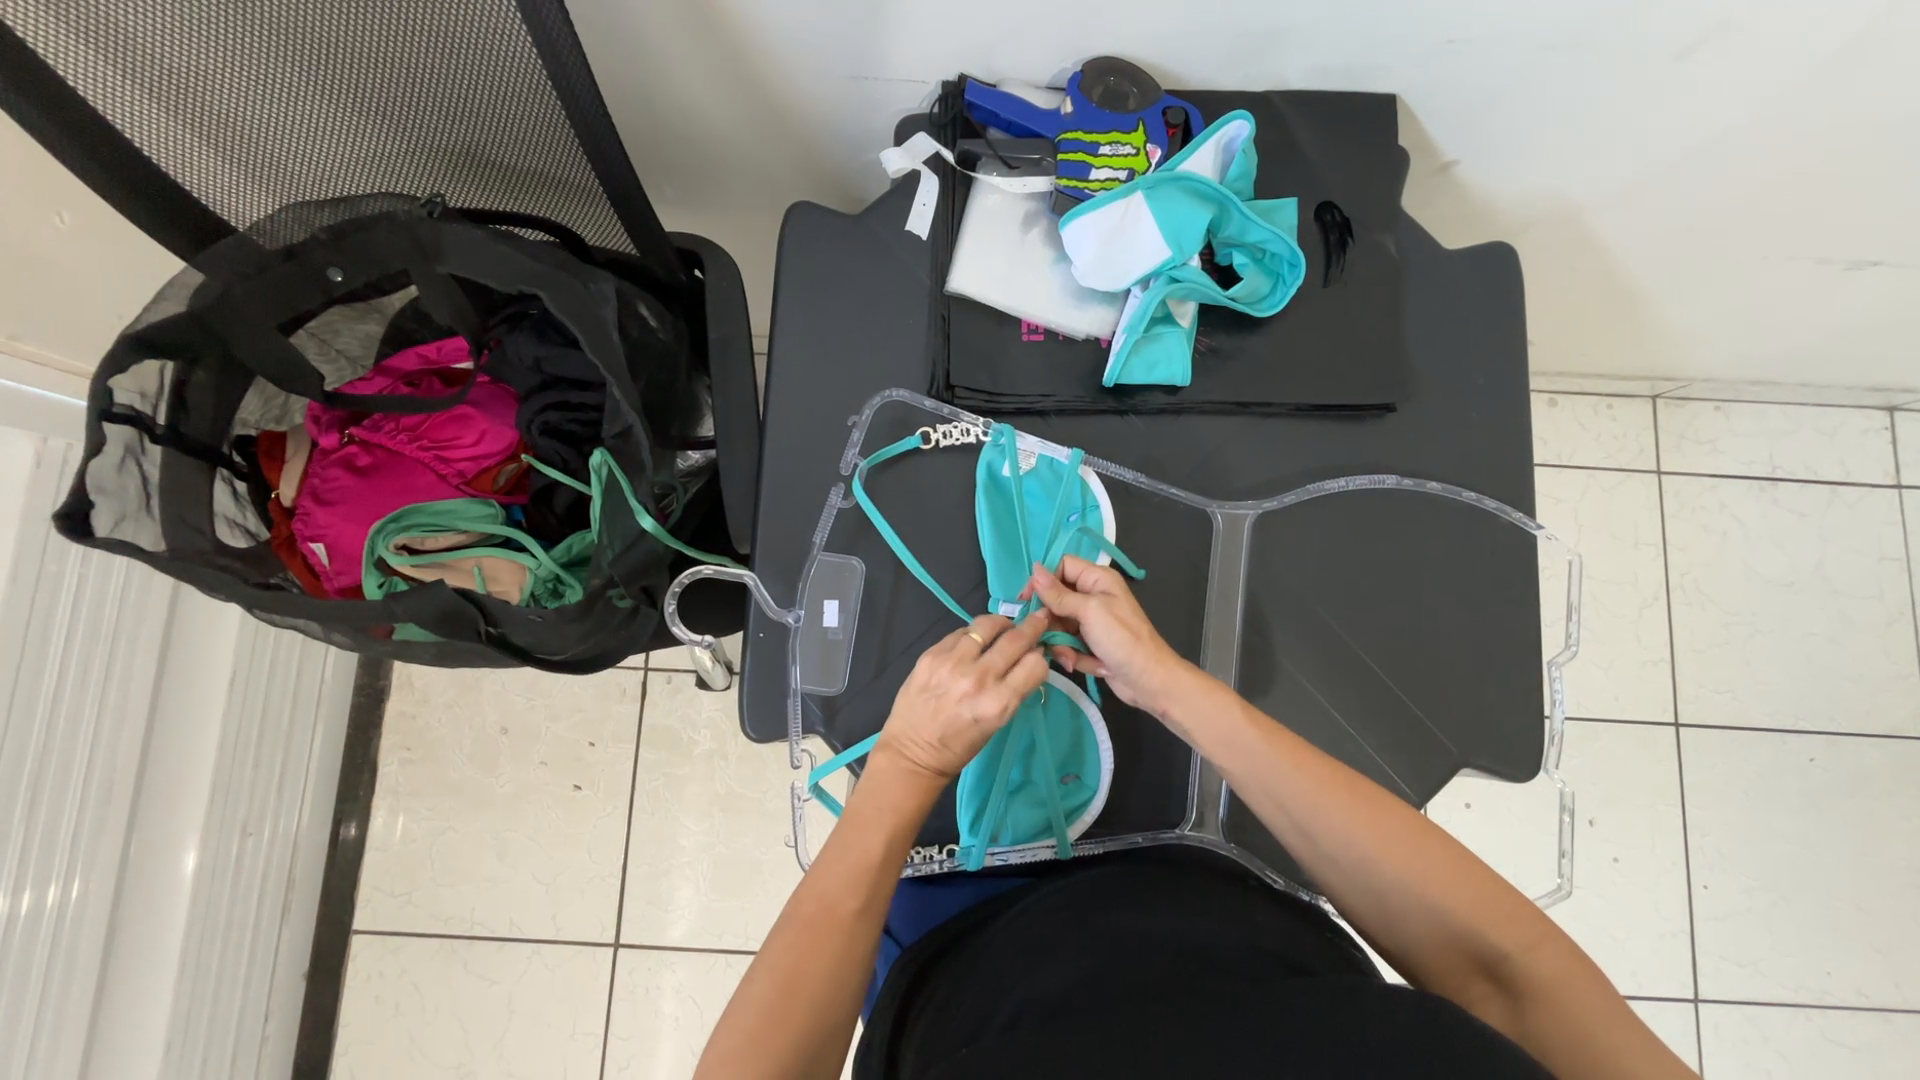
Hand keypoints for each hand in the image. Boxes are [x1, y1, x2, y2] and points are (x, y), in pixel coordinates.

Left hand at [872, 612, 1051, 785]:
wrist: (912, 751)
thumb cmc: (959, 746)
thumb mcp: (997, 723)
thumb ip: (1014, 689)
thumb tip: (1029, 658)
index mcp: (998, 703)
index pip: (1035, 665)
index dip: (1040, 657)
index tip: (1039, 653)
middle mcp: (978, 679)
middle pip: (1015, 639)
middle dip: (1032, 627)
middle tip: (1037, 619)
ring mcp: (952, 663)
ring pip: (987, 625)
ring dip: (1001, 624)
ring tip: (1003, 627)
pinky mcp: (931, 655)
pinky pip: (960, 632)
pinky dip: (972, 633)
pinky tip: (973, 640)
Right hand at [1025, 555, 1187, 711]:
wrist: (1147, 680)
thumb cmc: (1122, 639)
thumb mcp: (1089, 611)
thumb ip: (1059, 594)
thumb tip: (1034, 570)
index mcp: (1097, 579)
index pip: (1061, 566)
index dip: (1042, 580)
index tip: (1026, 600)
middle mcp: (1093, 596)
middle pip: (1055, 598)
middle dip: (1050, 620)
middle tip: (1046, 635)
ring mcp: (1090, 621)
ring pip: (1058, 624)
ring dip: (1060, 642)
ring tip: (1070, 657)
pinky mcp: (1088, 643)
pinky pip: (1067, 642)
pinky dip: (1071, 654)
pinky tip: (1078, 664)